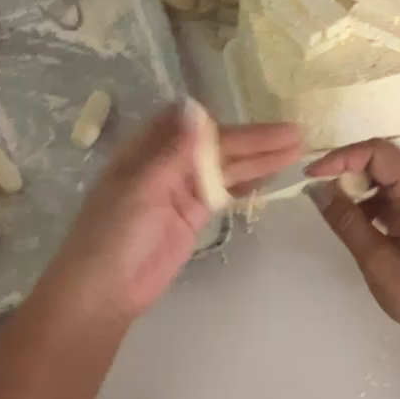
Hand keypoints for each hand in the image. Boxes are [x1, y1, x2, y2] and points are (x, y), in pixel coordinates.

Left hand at [43, 99, 299, 322]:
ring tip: (294, 150)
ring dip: (257, 159)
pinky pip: (224, 193)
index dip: (219, 117)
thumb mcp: (141, 188)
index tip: (252, 115)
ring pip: (224, 168)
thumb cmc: (112, 236)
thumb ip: (172, 151)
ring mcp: (180, 191)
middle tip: (292, 133)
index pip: (186, 122)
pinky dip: (247, 183)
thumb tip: (197, 107)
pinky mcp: (193, 216)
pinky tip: (271, 174)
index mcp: (143, 150)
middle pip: (213, 145)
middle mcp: (164, 165)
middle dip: (251, 139)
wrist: (105, 290)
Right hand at [305, 140, 399, 354]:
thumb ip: (346, 221)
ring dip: (356, 186)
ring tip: (330, 205)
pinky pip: (390, 200)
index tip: (312, 175)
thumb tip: (316, 190)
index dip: (342, 157)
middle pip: (383, 160)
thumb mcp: (376, 259)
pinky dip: (367, 204)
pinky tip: (351, 222)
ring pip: (385, 180)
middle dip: (347, 167)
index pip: (379, 154)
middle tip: (317, 185)